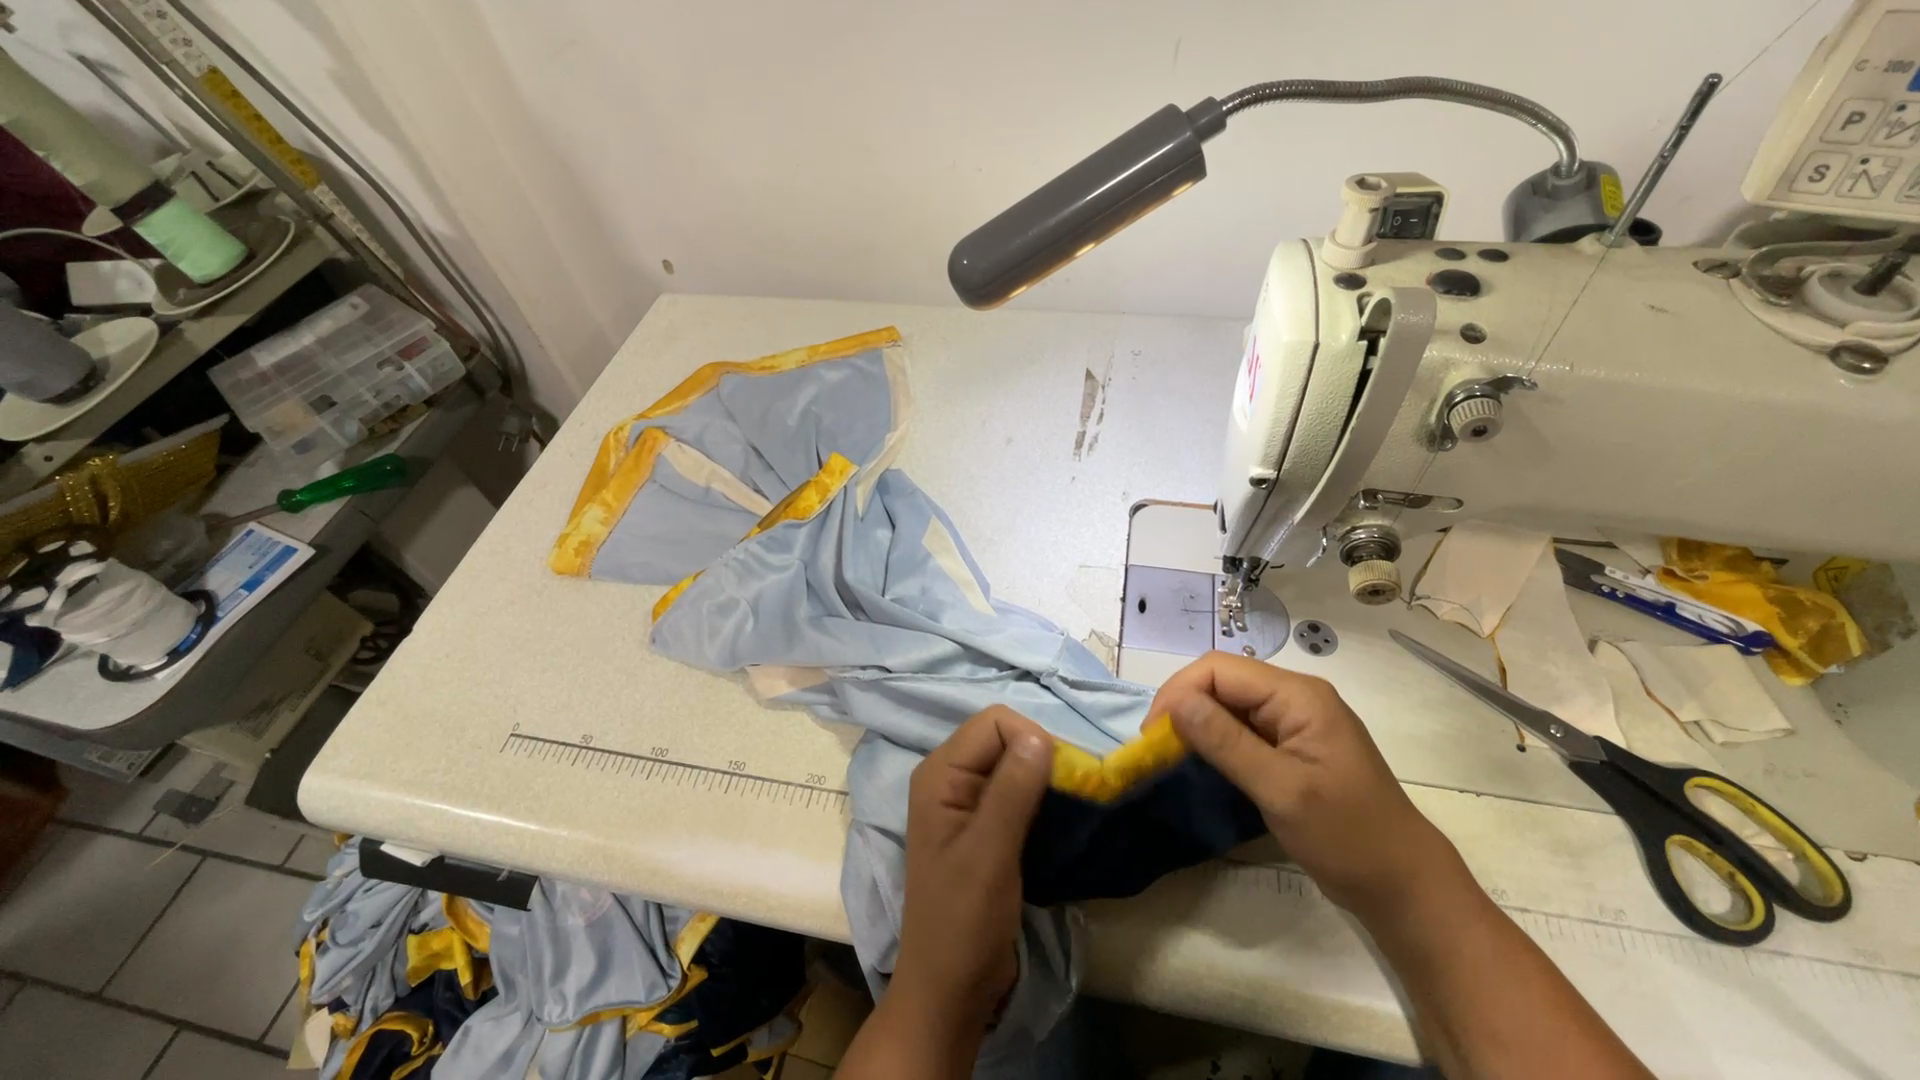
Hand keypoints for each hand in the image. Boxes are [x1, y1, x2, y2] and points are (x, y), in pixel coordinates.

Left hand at [893, 705, 1053, 1029]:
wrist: (952, 988)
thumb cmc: (964, 920)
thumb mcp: (989, 853)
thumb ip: (1013, 790)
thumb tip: (1042, 735)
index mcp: (939, 774)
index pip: (995, 722)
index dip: (1033, 739)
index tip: (1066, 779)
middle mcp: (951, 779)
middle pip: (1006, 738)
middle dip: (1044, 756)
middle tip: (1077, 794)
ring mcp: (969, 804)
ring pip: (1017, 765)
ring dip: (1048, 779)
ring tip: (1075, 806)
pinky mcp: (988, 828)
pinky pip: (1020, 793)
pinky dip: (1044, 799)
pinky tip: (1062, 821)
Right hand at [1149, 652, 1466, 920]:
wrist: (1401, 883)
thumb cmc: (1346, 836)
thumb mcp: (1282, 791)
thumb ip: (1227, 743)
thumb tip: (1176, 704)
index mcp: (1299, 696)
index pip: (1220, 670)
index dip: (1179, 694)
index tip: (1153, 737)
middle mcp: (1296, 698)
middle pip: (1223, 681)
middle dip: (1184, 707)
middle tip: (1157, 750)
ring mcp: (1295, 723)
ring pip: (1229, 704)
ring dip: (1197, 724)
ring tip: (1170, 756)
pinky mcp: (1292, 747)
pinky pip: (1243, 728)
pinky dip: (1215, 741)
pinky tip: (1201, 763)